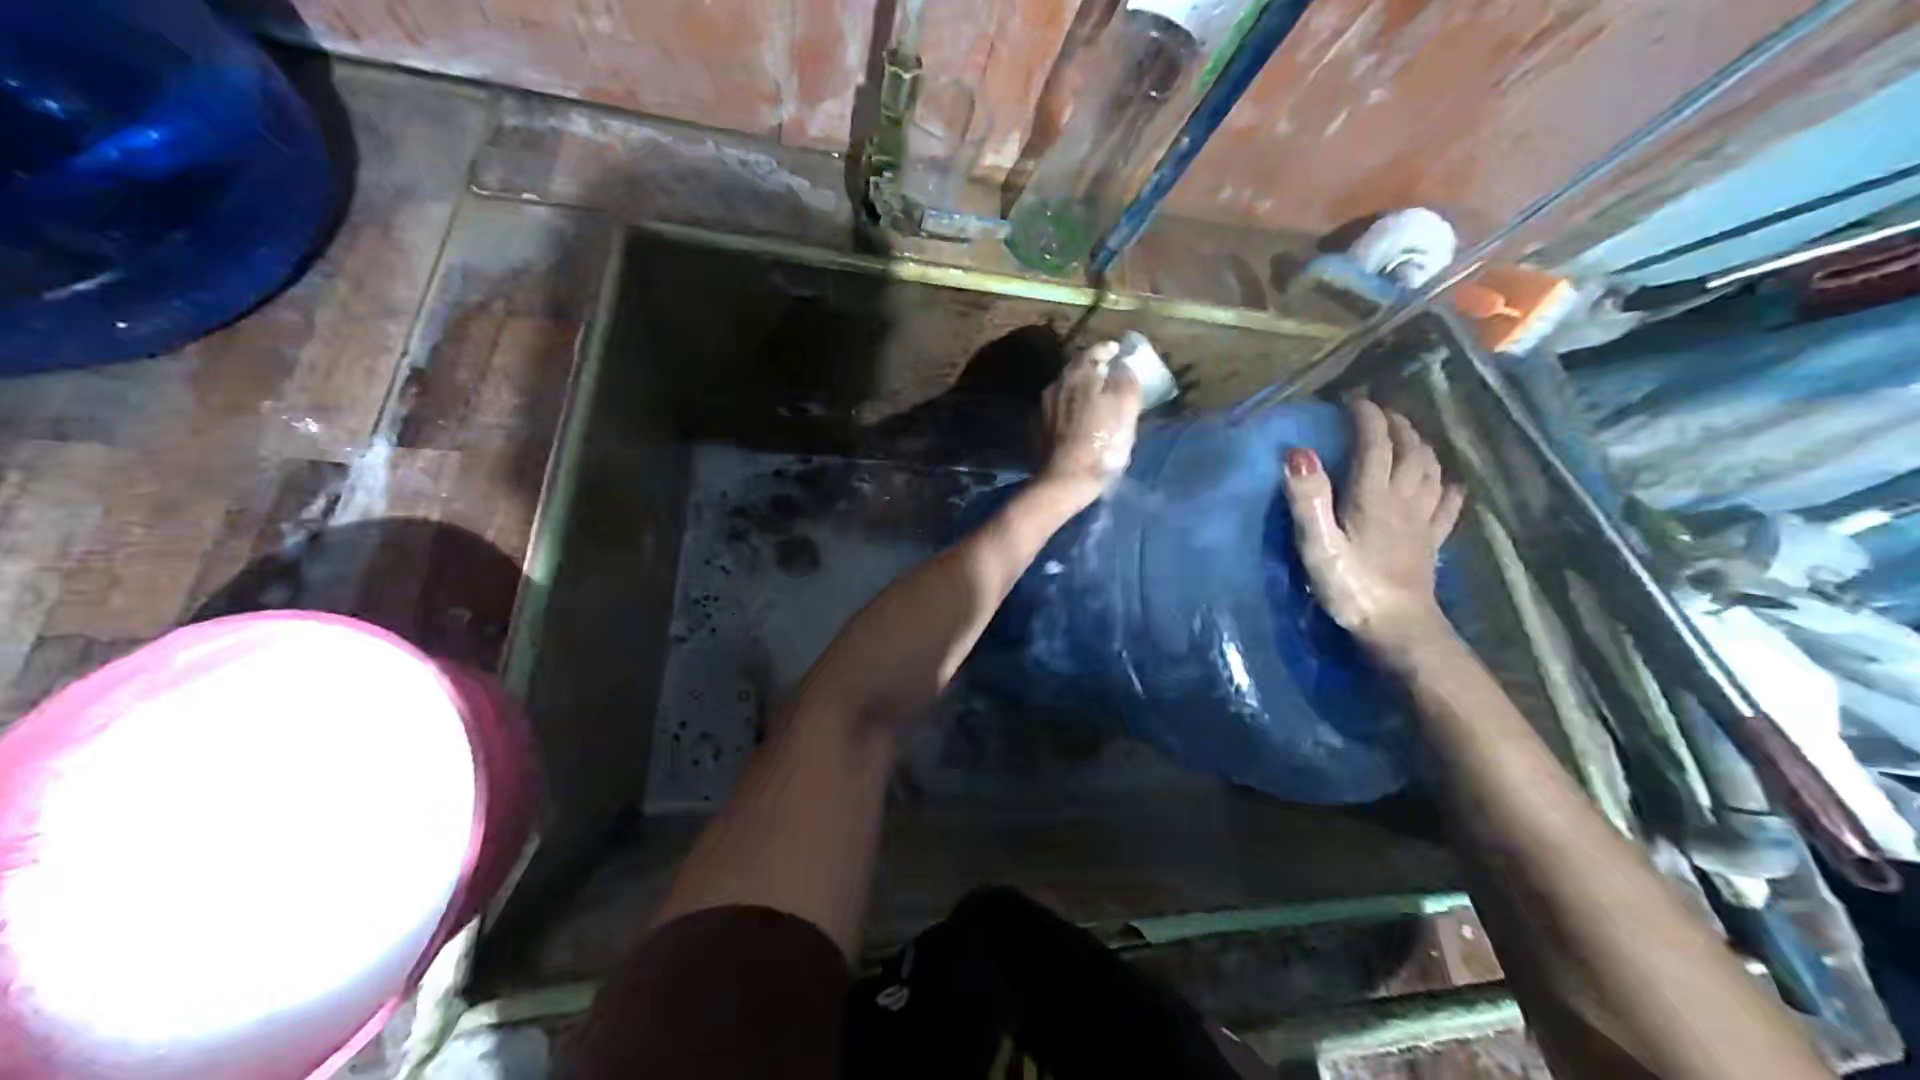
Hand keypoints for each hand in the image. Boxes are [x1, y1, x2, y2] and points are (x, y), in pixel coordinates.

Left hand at [1037, 341, 1143, 505]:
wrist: (1066, 479)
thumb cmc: (1102, 441)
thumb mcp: (1126, 407)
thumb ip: (1126, 381)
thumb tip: (1122, 367)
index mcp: (1077, 375)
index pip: (1092, 352)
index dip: (1106, 350)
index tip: (1116, 352)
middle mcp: (1055, 386)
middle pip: (1075, 371)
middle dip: (1091, 371)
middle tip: (1106, 377)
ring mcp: (1042, 409)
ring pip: (1063, 391)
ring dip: (1078, 392)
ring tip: (1092, 401)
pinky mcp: (1036, 430)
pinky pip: (1055, 412)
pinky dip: (1067, 411)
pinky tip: (1075, 422)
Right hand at [1282, 398, 1464, 663]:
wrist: (1396, 629)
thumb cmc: (1350, 587)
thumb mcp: (1318, 544)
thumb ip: (1308, 498)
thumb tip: (1299, 452)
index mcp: (1373, 495)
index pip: (1374, 443)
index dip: (1366, 417)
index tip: (1353, 400)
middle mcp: (1403, 499)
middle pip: (1409, 450)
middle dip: (1397, 425)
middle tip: (1380, 413)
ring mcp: (1422, 520)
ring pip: (1431, 470)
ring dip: (1421, 446)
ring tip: (1409, 436)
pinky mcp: (1431, 542)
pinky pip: (1448, 505)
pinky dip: (1448, 486)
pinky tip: (1449, 482)